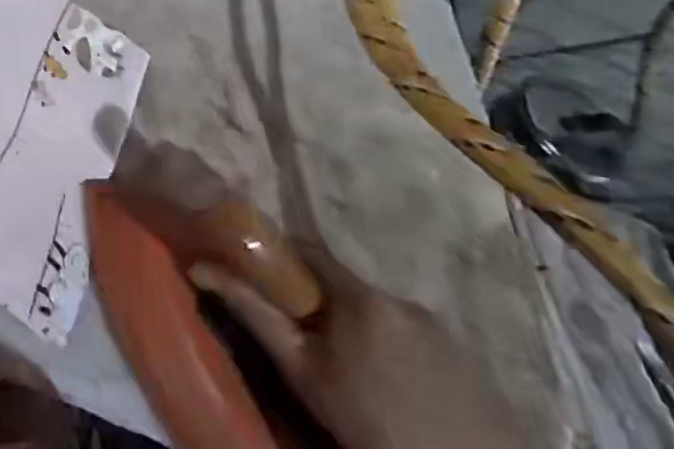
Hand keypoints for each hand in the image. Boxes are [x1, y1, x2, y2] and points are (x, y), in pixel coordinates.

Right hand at [193, 252, 523, 448]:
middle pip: (346, 285)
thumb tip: (200, 266)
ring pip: (381, 312)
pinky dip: (396, 349)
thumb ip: (254, 313)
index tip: (264, 278)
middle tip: (307, 339)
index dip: (283, 260)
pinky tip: (394, 384)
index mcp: (363, 296)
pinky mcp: (473, 360)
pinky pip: (416, 337)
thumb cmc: (370, 423)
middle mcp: (405, 299)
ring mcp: (445, 329)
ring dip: (361, 327)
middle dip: (323, 304)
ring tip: (353, 368)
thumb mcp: (302, 372)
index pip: (310, 251)